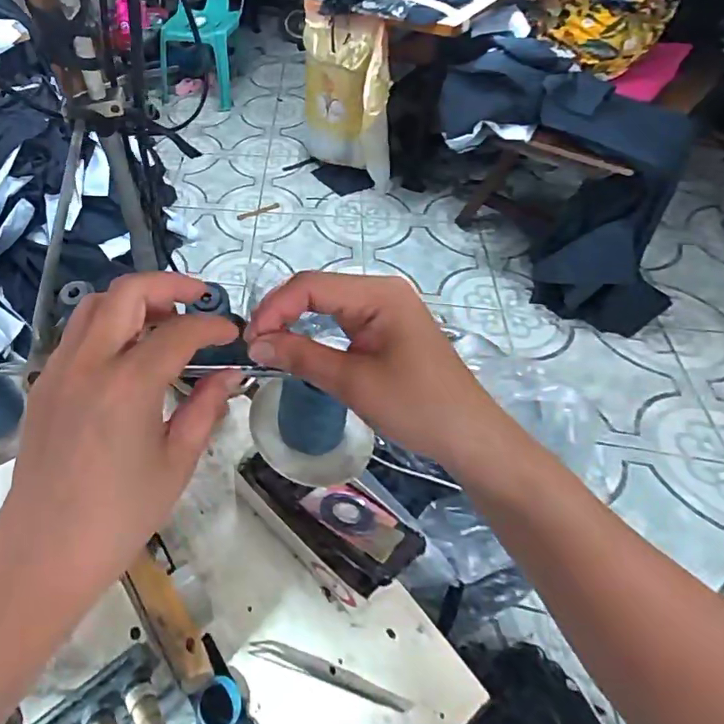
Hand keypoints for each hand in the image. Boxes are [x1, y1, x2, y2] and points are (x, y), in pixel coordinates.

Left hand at [0, 272, 242, 588]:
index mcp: (127, 385)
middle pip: (128, 292)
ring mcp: (59, 368)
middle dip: (168, 285)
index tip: (230, 332)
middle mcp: (89, 362)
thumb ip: (204, 409)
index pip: (179, 332)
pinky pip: (76, 333)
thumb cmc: (118, 517)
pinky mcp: (43, 381)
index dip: (211, 326)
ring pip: (95, 304)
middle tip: (197, 300)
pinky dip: (107, 324)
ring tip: (162, 321)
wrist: (43, 550)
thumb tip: (228, 375)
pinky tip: (126, 353)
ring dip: (132, 300)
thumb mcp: (174, 463)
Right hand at [245, 271, 510, 470]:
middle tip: (255, 345)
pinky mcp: (385, 326)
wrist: (471, 438)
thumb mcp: (353, 382)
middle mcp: (381, 290)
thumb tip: (256, 345)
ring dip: (295, 320)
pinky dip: (314, 330)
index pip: (310, 285)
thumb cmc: (417, 407)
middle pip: (316, 289)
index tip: (251, 341)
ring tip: (269, 346)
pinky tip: (297, 345)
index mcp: (378, 293)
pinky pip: (340, 318)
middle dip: (281, 312)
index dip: (275, 308)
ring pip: (326, 302)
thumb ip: (301, 357)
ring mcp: (385, 307)